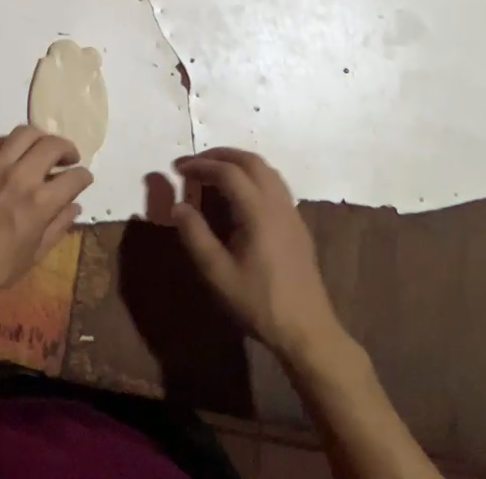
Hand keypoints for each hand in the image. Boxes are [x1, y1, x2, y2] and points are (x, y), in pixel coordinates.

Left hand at [0, 126, 92, 313]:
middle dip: (67, 148)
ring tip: (40, 149)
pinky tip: (9, 153)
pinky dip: (7, 144)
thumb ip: (57, 226)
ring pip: (23, 133)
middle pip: (52, 144)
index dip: (84, 176)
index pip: (74, 177)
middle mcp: (19, 176)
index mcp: (40, 202)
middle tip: (67, 157)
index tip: (82, 178)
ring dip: (39, 138)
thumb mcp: (34, 255)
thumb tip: (74, 206)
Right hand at [173, 148, 345, 366]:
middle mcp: (278, 205)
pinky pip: (275, 185)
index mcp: (258, 213)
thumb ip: (195, 235)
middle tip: (195, 163)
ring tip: (214, 172)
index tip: (178, 169)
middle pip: (252, 162)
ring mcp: (292, 215)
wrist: (307, 331)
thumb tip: (178, 206)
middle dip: (221, 155)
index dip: (200, 165)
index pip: (228, 172)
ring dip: (239, 163)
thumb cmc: (259, 303)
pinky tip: (239, 195)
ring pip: (267, 171)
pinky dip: (253, 176)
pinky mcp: (297, 226)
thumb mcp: (217, 273)